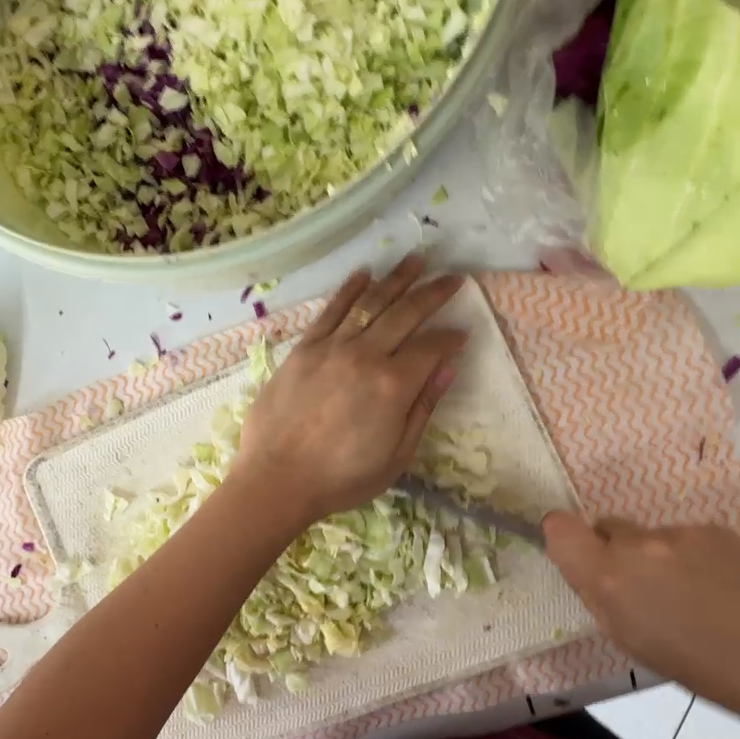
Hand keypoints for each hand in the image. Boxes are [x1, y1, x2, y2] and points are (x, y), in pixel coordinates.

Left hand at [232, 255, 467, 528]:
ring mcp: (331, 349)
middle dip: (433, 293)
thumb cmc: (341, 478)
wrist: (277, 479)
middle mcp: (365, 356)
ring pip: (369, 303)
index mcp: (394, 386)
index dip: (450, 338)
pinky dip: (349, 290)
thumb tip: (447, 367)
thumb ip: (424, 407)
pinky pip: (330, 311)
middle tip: (453, 277)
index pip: (432, 347)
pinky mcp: (303, 349)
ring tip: (416, 260)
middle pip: (405, 313)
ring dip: (396, 279)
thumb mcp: (397, 455)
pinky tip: (364, 274)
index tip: (462, 332)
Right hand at [543, 515, 739, 715]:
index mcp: (608, 577)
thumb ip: (600, 595)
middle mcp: (639, 545)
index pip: (559, 527)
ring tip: (696, 596)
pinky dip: (695, 556)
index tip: (580, 559)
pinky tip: (723, 588)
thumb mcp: (629, 639)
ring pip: (652, 535)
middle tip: (646, 589)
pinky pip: (690, 537)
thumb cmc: (698, 668)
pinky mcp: (720, 530)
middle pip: (607, 528)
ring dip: (660, 556)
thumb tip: (588, 568)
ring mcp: (682, 533)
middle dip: (616, 552)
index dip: (564, 538)